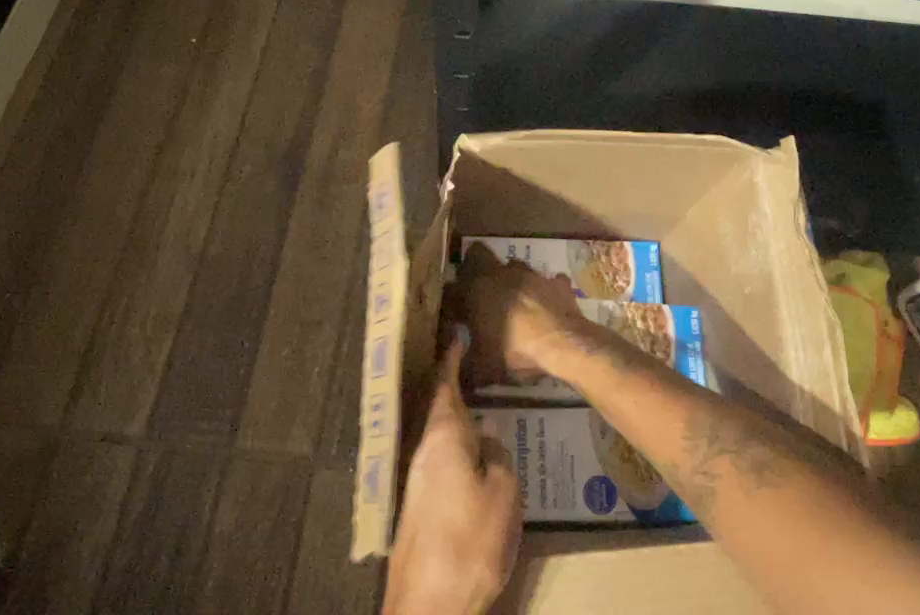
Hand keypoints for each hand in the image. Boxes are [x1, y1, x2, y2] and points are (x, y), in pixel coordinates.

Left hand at [383, 328, 521, 614]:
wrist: (429, 604)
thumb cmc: (470, 540)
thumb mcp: (503, 491)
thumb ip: (498, 456)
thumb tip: (487, 442)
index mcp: (442, 436)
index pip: (445, 383)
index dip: (451, 357)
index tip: (456, 333)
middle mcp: (422, 450)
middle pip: (436, 406)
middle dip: (451, 383)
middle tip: (472, 364)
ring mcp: (416, 479)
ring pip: (437, 433)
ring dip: (454, 416)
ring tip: (479, 405)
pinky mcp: (418, 506)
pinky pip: (437, 458)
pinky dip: (453, 443)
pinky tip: (471, 454)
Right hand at [450, 243, 586, 387]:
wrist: (564, 344)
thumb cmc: (515, 351)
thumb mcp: (483, 367)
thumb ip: (465, 364)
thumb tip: (454, 370)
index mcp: (477, 289)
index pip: (454, 279)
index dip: (453, 293)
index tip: (457, 308)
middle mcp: (501, 273)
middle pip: (479, 253)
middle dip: (476, 267)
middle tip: (479, 292)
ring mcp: (532, 274)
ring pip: (514, 266)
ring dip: (511, 279)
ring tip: (514, 301)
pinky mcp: (557, 282)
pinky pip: (548, 282)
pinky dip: (545, 291)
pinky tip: (546, 306)